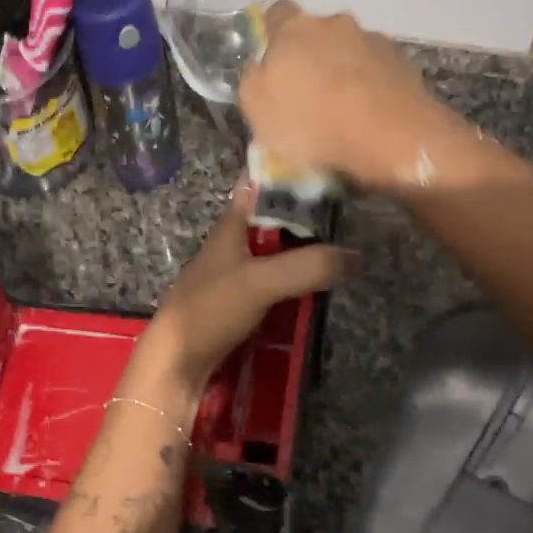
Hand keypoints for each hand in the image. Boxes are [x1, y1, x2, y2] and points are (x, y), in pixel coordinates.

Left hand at [136, 181, 356, 392]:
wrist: (176, 365)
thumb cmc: (209, 311)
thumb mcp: (260, 282)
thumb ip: (306, 266)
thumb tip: (356, 257)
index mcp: (231, 225)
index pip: (261, 183)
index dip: (292, 172)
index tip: (334, 166)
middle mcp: (234, 245)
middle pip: (276, 219)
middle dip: (310, 217)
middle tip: (356, 214)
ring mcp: (237, 275)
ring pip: (278, 253)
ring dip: (306, 253)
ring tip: (349, 249)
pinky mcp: (241, 304)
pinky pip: (276, 284)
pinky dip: (296, 282)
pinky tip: (320, 286)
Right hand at [239, 1, 471, 190]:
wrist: (385, 133)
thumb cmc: (310, 120)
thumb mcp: (257, 107)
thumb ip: (253, 78)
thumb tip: (260, 64)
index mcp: (295, 29)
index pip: (277, 13)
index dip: (272, 32)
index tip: (273, 58)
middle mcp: (336, 23)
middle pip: (317, 33)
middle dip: (312, 56)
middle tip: (308, 94)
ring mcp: (373, 40)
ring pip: (350, 51)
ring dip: (344, 71)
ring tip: (343, 109)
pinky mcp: (402, 63)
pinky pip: (378, 70)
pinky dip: (370, 85)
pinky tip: (368, 114)